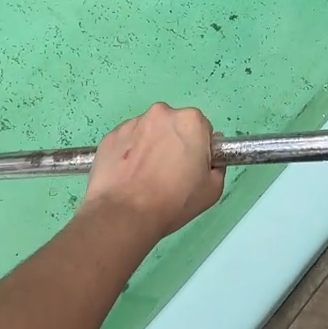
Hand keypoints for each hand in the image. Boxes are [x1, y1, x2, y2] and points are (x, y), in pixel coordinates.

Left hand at [80, 103, 224, 240]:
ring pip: (148, 132)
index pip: (201, 129)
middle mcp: (162, 113)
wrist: (124, 216)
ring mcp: (133, 123)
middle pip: (173, 126)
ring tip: (143, 178)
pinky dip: (128, 154)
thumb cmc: (173, 202)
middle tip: (167, 174)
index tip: (189, 169)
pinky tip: (127, 177)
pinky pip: (126, 142)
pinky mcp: (110, 136)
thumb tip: (208, 159)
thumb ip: (217, 166)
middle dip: (172, 143)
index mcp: (191, 120)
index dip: (197, 150)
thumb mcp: (212, 190)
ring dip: (149, 147)